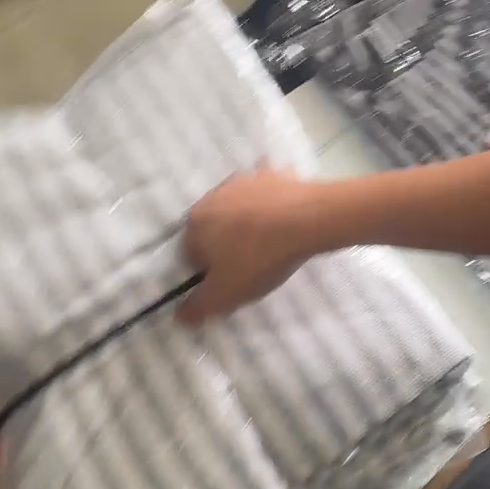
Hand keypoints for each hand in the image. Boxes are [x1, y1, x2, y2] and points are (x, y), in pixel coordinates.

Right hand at [176, 169, 328, 325]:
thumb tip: (180, 315)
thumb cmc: (260, 257)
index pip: (191, 254)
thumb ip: (198, 307)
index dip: (209, 273)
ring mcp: (246, 179)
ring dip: (249, 221)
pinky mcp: (275, 173)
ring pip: (240, 206)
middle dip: (227, 244)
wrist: (309, 219)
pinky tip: (286, 211)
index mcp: (195, 222)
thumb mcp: (225, 294)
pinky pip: (268, 188)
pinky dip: (273, 198)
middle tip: (253, 264)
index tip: (231, 283)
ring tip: (272, 241)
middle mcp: (215, 195)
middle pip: (215, 227)